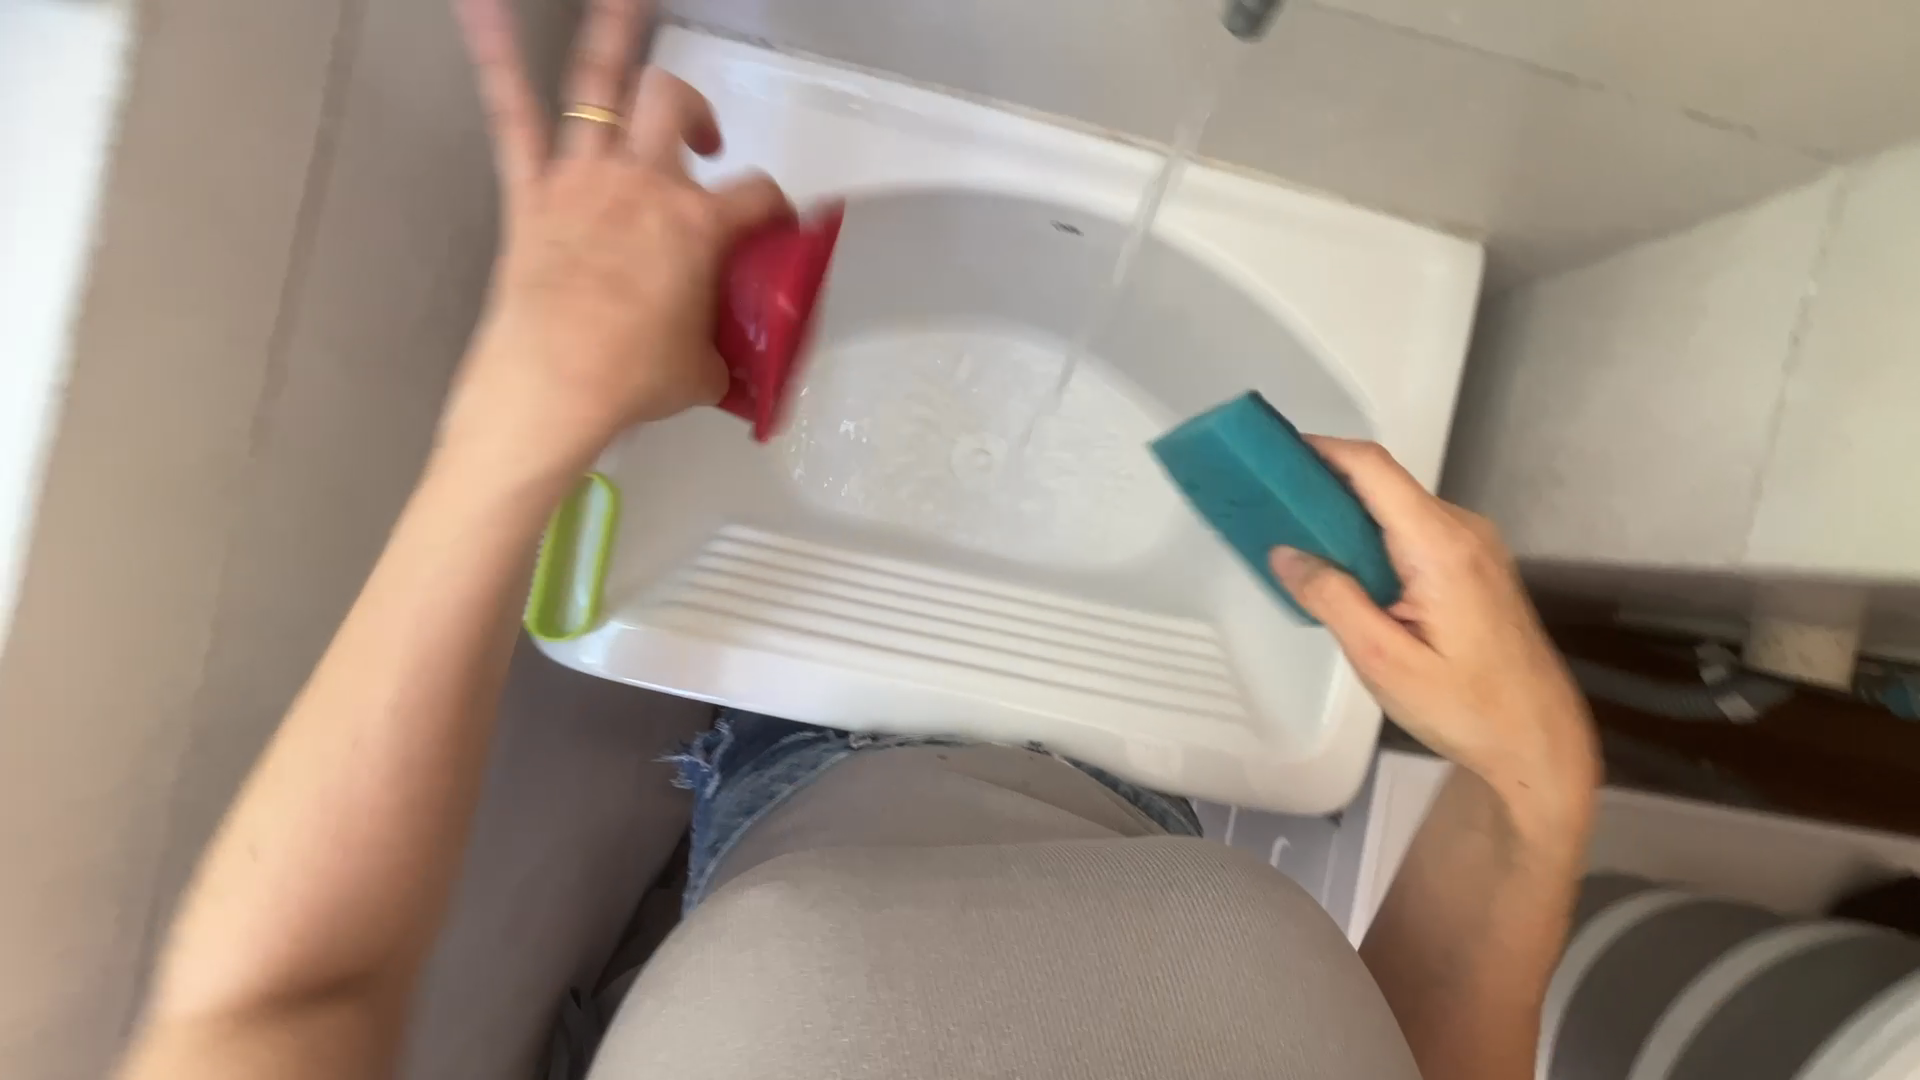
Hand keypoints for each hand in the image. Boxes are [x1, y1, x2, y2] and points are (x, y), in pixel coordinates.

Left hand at [443, 0, 791, 475]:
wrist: (557, 385)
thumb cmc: (637, 378)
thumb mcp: (703, 372)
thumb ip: (718, 351)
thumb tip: (720, 360)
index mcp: (699, 226)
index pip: (758, 195)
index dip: (777, 206)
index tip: (778, 222)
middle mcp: (645, 185)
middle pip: (677, 107)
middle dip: (698, 113)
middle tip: (704, 141)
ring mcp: (585, 179)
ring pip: (600, 81)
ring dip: (614, 29)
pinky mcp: (532, 192)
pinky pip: (512, 113)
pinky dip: (495, 53)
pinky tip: (480, 3)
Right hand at [1269, 438, 1598, 825]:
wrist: (1539, 743)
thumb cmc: (1463, 706)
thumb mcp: (1382, 659)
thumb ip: (1331, 599)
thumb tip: (1284, 553)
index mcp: (1440, 546)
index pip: (1374, 469)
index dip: (1322, 449)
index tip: (1273, 453)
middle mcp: (1461, 530)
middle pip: (1382, 482)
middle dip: (1322, 482)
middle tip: (1267, 501)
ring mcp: (1471, 545)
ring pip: (1394, 506)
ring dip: (1342, 511)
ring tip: (1291, 533)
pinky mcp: (1471, 565)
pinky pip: (1409, 530)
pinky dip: (1366, 534)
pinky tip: (1337, 563)